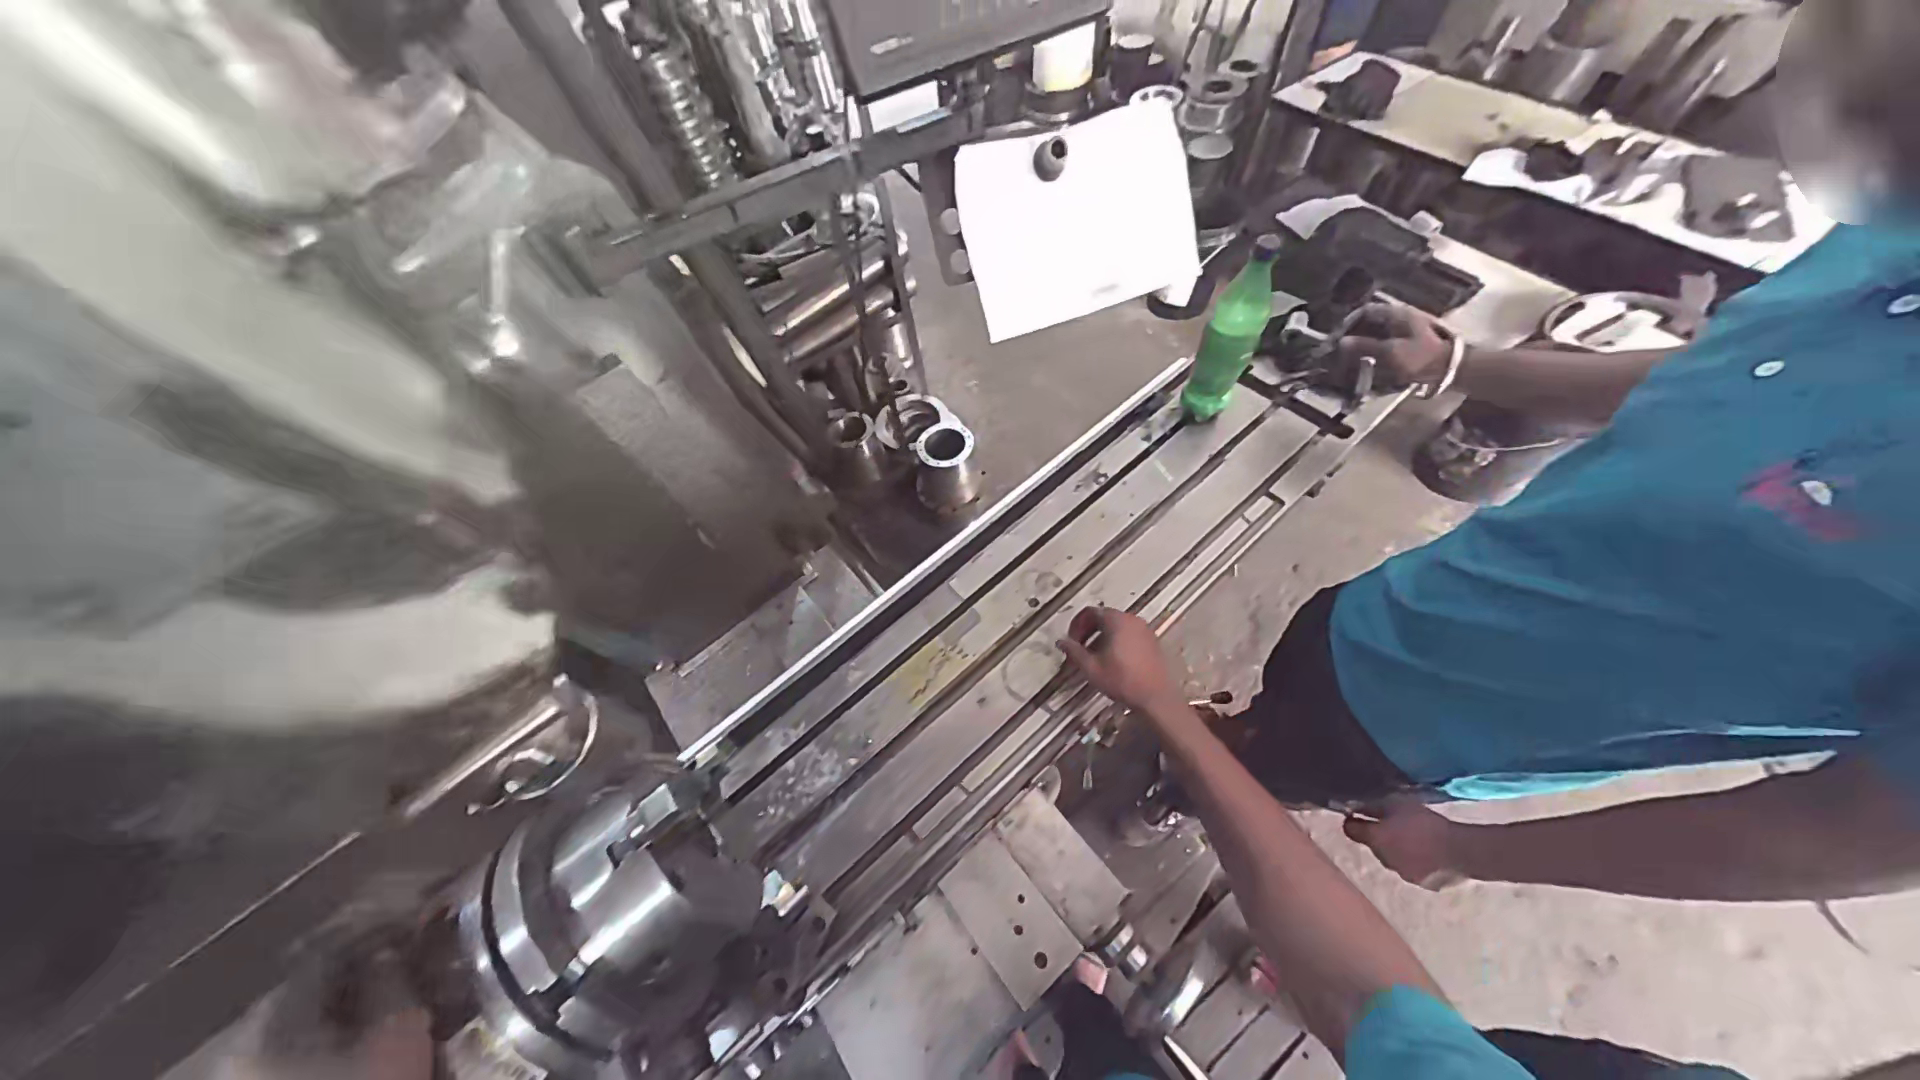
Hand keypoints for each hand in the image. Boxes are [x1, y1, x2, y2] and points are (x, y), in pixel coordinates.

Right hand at [1057, 606, 1183, 713]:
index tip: (1071, 641)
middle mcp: (1132, 619)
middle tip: (1080, 649)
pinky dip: (1116, 641)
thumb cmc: (1122, 680)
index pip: (1090, 612)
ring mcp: (1144, 629)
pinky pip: (1129, 633)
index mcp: (1116, 620)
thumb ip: (1074, 651)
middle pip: (1104, 617)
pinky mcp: (1152, 641)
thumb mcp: (1091, 668)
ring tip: (1094, 657)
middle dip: (1088, 631)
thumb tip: (1060, 641)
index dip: (1076, 625)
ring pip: (1116, 626)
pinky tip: (1113, 660)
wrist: (1156, 697)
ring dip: (1101, 637)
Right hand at [1334, 303, 1455, 387]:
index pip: (1365, 311)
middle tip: (1342, 350)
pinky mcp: (1410, 338)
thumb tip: (1340, 342)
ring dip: (1363, 341)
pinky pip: (1385, 338)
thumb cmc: (1421, 356)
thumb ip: (1365, 346)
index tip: (1337, 338)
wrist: (1451, 366)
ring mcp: (1406, 326)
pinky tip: (1368, 358)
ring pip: (1377, 329)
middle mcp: (1400, 315)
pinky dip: (1373, 346)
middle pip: (1370, 320)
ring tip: (1352, 356)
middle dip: (1354, 334)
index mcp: (1396, 313)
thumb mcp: (1390, 352)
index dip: (1348, 323)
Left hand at [1343, 796, 1468, 890]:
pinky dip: (1415, 863)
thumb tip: (1355, 807)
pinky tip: (1430, 855)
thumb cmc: (1425, 823)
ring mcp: (1402, 873)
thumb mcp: (1395, 805)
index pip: (1350, 830)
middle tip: (1395, 827)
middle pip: (1373, 845)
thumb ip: (1372, 808)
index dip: (1353, 821)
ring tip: (1416, 841)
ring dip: (1397, 850)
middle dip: (1379, 836)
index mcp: (1374, 839)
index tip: (1358, 815)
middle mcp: (1383, 859)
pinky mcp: (1422, 883)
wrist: (1461, 851)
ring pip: (1392, 858)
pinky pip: (1412, 870)